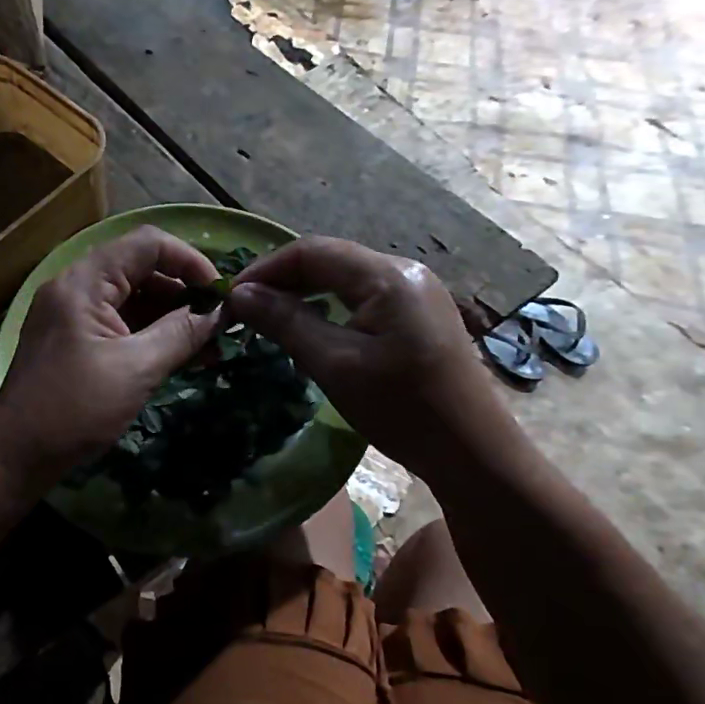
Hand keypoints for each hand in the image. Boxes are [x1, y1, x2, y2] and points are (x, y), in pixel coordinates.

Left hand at [0, 227, 224, 483]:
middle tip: (221, 324)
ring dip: (173, 318)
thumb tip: (222, 312)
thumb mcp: (137, 369)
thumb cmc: (75, 409)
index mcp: (84, 283)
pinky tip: (183, 358)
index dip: (190, 261)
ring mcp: (74, 315)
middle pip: (142, 269)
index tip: (220, 294)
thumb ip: (182, 333)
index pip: (148, 244)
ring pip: (135, 299)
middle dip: (186, 294)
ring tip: (210, 348)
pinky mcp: (76, 340)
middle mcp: (77, 288)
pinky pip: (122, 324)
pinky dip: (152, 336)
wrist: (16, 457)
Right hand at [228, 236, 509, 477]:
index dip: (266, 269)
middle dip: (283, 281)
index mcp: (387, 275)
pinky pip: (364, 297)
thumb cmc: (403, 410)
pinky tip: (313, 329)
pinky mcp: (420, 314)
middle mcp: (404, 271)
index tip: (231, 298)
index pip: (312, 252)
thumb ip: (287, 323)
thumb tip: (240, 294)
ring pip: (346, 279)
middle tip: (246, 312)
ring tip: (271, 320)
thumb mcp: (336, 366)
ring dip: (305, 294)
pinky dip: (330, 307)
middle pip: (330, 260)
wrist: (473, 451)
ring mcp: (417, 291)